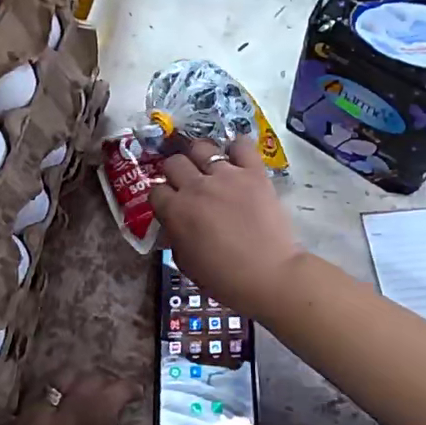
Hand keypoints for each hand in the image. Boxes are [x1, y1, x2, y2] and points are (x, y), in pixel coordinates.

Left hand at [4, 375, 147, 424]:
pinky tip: (72, 396)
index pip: (105, 401)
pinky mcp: (19, 416)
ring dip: (85, 380)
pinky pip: (46, 385)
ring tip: (95, 393)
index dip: (125, 389)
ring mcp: (31, 420)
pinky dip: (64, 384)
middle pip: (86, 384)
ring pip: (65, 377)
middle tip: (117, 395)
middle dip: (108, 383)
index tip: (137, 392)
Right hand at [146, 138, 304, 314]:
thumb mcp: (187, 264)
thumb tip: (175, 224)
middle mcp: (196, 186)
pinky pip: (241, 145)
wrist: (269, 275)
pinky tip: (236, 159)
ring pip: (202, 148)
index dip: (162, 198)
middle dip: (175, 172)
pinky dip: (236, 148)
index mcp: (176, 211)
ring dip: (200, 156)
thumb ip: (175, 238)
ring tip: (207, 166)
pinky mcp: (253, 172)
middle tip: (186, 184)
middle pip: (174, 163)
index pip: (156, 191)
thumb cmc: (224, 278)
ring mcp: (226, 175)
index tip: (169, 204)